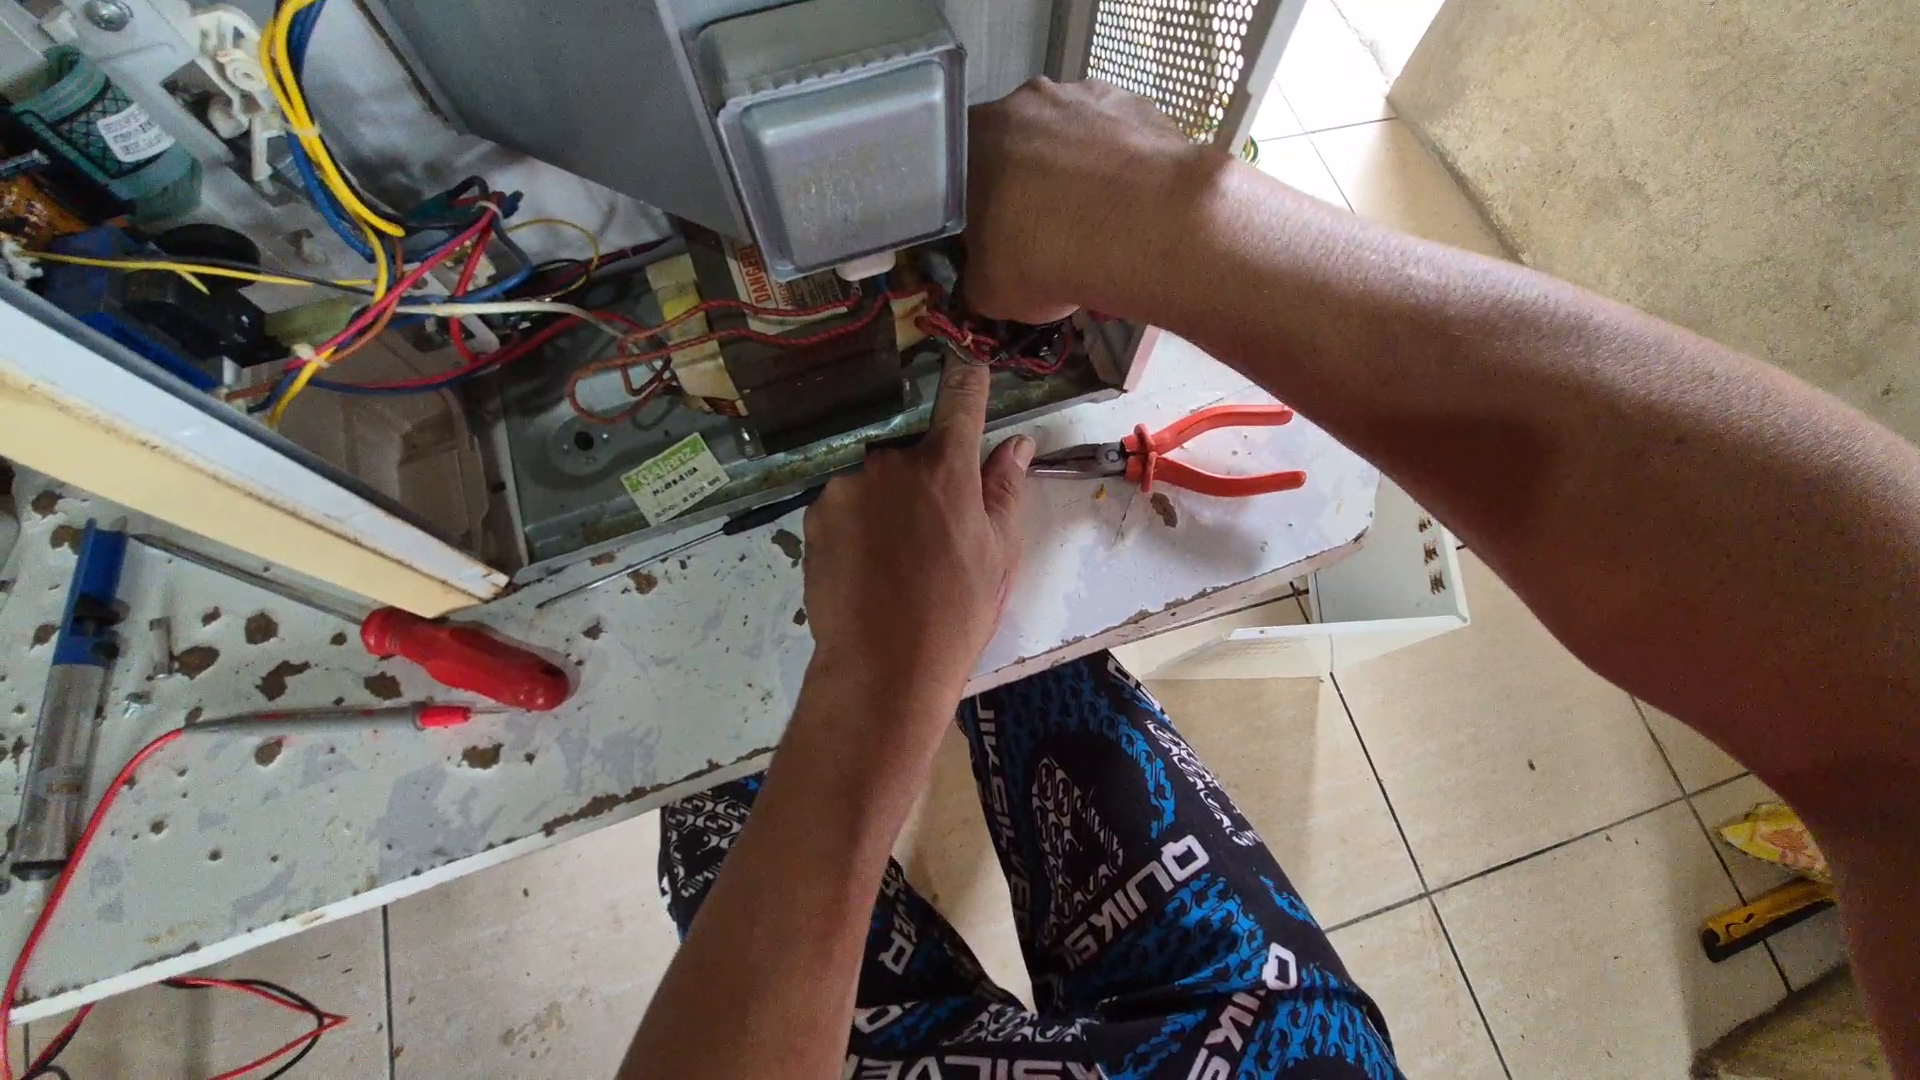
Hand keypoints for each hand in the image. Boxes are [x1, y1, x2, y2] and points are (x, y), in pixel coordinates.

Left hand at [801, 358, 1033, 714]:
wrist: (883, 667)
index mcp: (945, 467)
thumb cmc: (957, 612)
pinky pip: (844, 505)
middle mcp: (890, 463)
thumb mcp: (999, 553)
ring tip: (894, 561)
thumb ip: (1006, 489)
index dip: (970, 377)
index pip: (961, 399)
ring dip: (886, 504)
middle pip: (913, 453)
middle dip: (924, 480)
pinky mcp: (814, 515)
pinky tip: (865, 566)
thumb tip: (1018, 444)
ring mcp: (846, 487)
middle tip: (932, 535)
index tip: (971, 358)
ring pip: (875, 482)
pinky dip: (856, 524)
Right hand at [966, 77, 1204, 323]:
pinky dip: (1121, 170)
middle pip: (1021, 146)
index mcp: (976, 136)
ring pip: (1073, 140)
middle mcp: (1028, 100)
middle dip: (1030, 186)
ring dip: (1078, 174)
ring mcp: (1088, 95)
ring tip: (1097, 226)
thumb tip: (987, 273)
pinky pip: (1120, 141)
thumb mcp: (988, 290)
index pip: (962, 170)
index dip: (977, 206)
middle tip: (1046, 235)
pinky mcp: (1141, 105)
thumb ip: (978, 272)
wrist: (1141, 228)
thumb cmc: (1044, 256)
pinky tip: (1131, 209)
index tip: (994, 238)